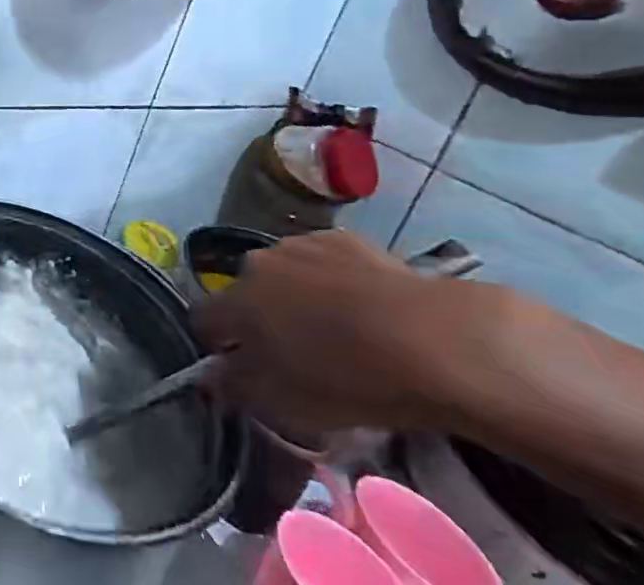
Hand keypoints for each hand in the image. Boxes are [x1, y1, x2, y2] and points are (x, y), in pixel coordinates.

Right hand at [193, 230, 503, 435]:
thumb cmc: (352, 380)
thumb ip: (236, 387)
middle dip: (260, 318)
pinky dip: (332, 279)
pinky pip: (322, 262)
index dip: (218, 346)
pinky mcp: (343, 239)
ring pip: (283, 274)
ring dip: (294, 295)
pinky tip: (364, 304)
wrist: (441, 342)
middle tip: (296, 351)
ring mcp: (299, 245)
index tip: (242, 369)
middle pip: (244, 293)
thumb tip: (213, 375)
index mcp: (235, 303)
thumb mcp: (285, 404)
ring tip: (337, 326)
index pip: (203, 320)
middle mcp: (255, 264)